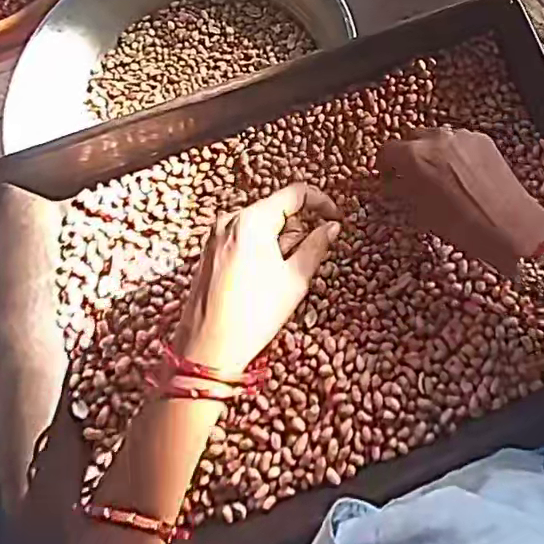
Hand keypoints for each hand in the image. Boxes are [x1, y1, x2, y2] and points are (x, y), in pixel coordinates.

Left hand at [174, 183, 339, 375]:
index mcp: (252, 221)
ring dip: (281, 242)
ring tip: (282, 278)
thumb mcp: (295, 279)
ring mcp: (216, 236)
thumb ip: (317, 245)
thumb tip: (332, 227)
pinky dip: (262, 249)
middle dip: (299, 229)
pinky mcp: (210, 252)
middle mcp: (230, 221)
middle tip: (307, 260)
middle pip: (277, 209)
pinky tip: (264, 280)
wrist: (207, 351)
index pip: (295, 193)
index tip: (335, 219)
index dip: (322, 202)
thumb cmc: (252, 316)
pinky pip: (245, 238)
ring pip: (262, 225)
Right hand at [377, 127, 543, 271]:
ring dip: (433, 152)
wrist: (509, 226)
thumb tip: (392, 184)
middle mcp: (437, 138)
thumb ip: (402, 191)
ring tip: (440, 176)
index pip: (388, 150)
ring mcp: (462, 136)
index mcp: (415, 156)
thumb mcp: (421, 212)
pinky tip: (463, 174)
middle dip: (409, 155)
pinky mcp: (483, 139)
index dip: (384, 165)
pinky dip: (456, 153)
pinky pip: (460, 142)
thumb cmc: (461, 226)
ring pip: (438, 138)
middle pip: (413, 138)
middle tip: (412, 176)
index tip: (387, 175)